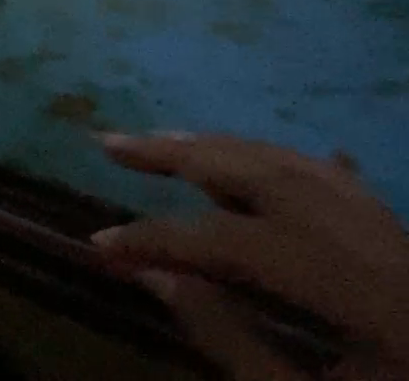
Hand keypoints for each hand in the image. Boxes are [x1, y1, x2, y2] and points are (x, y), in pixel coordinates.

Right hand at [95, 132, 408, 379]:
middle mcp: (390, 255)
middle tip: (112, 143)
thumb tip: (149, 273)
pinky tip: (249, 154)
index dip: (161, 238)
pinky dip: (283, 163)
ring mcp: (404, 245)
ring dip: (223, 151)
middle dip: (183, 156)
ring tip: (161, 141)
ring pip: (305, 172)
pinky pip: (342, 186)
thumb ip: (229, 338)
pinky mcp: (407, 247)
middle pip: (272, 180)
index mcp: (369, 300)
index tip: (102, 245)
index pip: (237, 243)